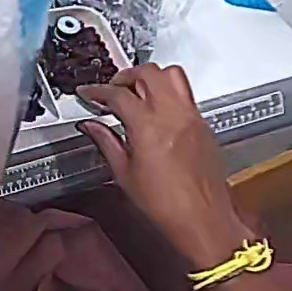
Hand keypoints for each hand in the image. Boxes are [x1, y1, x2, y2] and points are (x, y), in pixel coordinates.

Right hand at [77, 64, 255, 268]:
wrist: (201, 217)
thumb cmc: (165, 204)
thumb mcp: (124, 173)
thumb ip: (106, 142)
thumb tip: (91, 126)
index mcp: (148, 127)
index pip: (119, 94)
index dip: (98, 91)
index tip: (88, 93)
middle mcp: (173, 115)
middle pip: (148, 73)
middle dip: (125, 76)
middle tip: (112, 89)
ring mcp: (191, 116)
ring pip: (172, 75)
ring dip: (150, 77)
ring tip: (136, 92)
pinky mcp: (202, 124)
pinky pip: (185, 93)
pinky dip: (167, 91)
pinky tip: (156, 109)